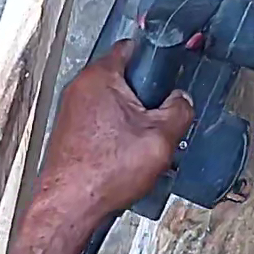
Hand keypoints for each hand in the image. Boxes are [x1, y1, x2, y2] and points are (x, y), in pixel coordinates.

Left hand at [30, 41, 193, 232]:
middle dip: (148, 96)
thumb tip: (182, 100)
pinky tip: (130, 156)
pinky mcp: (72, 132)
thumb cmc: (103, 172)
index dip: (157, 56)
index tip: (171, 67)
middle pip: (126, 78)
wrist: (70, 207)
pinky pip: (105, 122)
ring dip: (135, 118)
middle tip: (164, 116)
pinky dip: (120, 133)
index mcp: (100, 77)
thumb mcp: (161, 137)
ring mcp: (73, 111)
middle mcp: (81, 88)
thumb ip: (179, 110)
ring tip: (147, 142)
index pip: (132, 47)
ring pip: (117, 103)